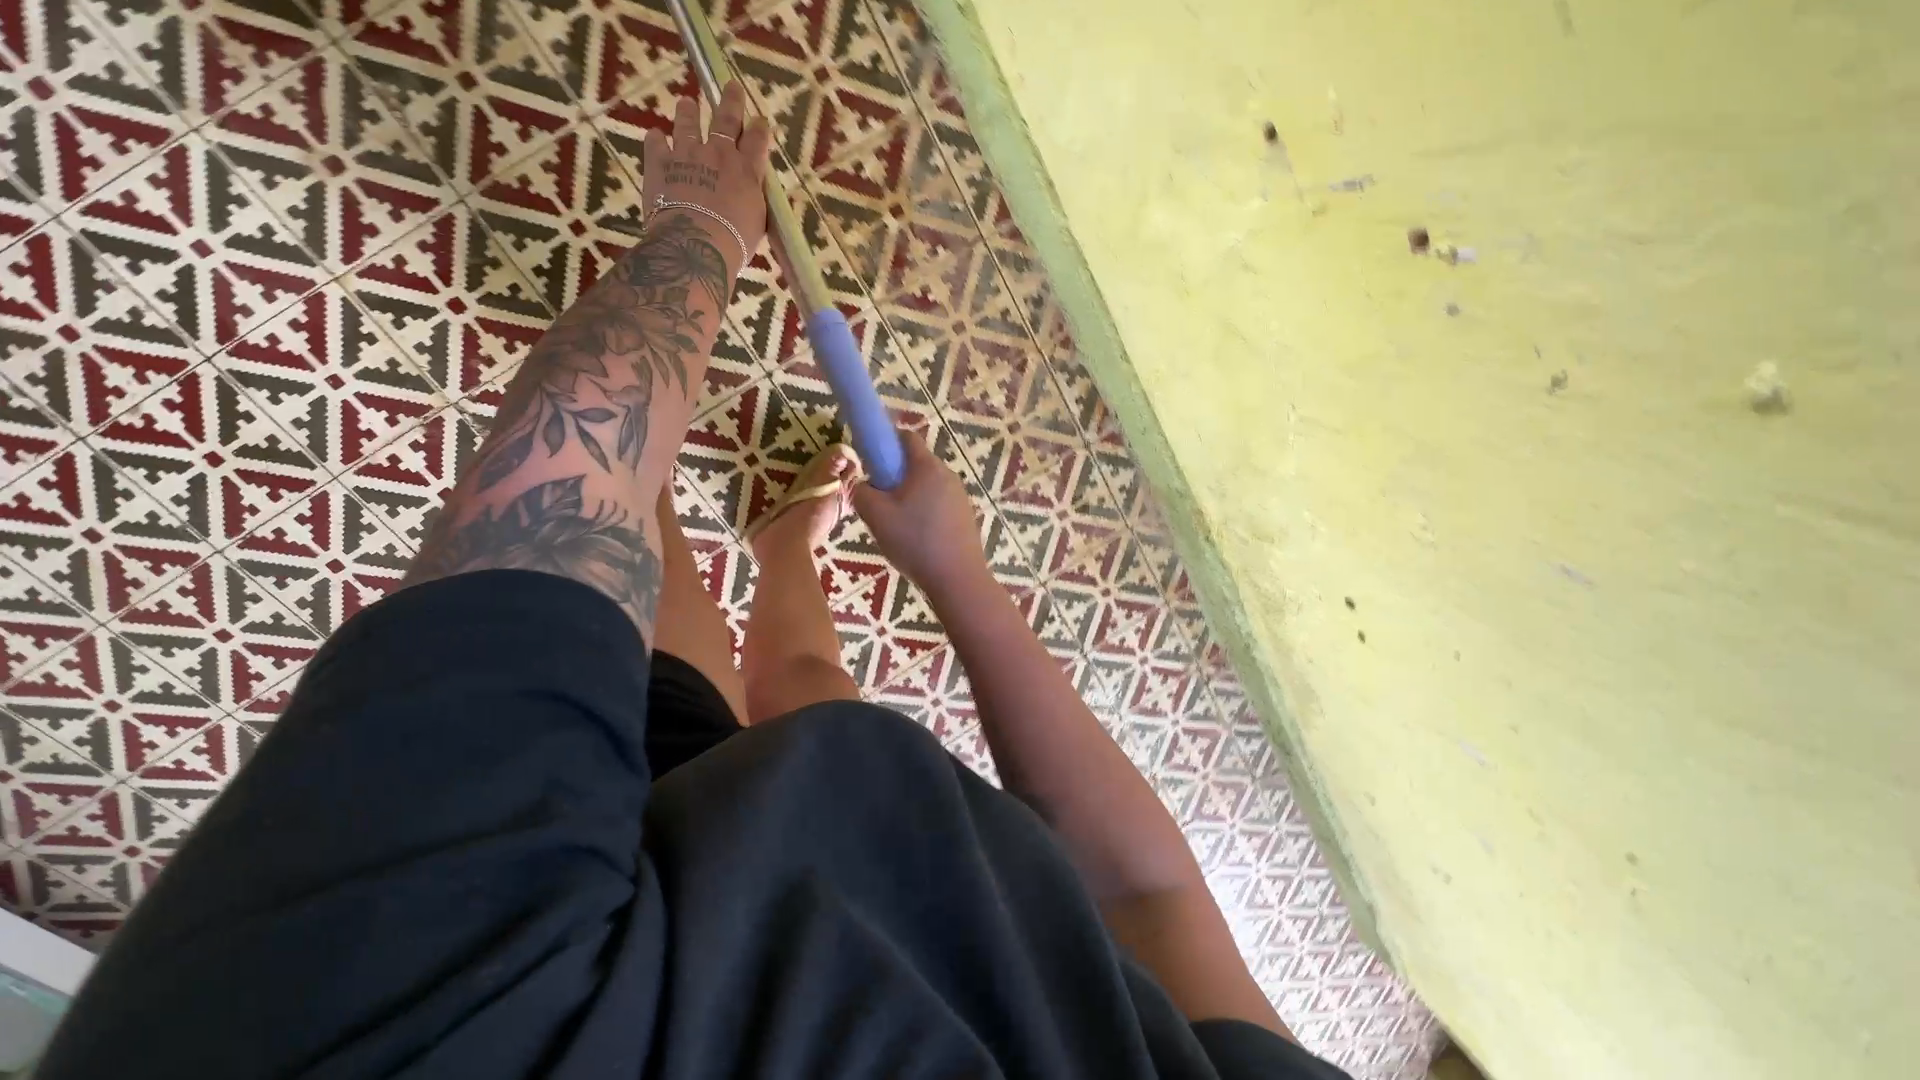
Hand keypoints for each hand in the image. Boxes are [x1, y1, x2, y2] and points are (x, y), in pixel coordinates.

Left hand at [642, 83, 772, 274]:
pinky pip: (655, 144)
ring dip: (687, 111)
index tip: (760, 120)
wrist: (695, 244)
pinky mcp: (659, 163)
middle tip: (731, 86)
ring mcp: (687, 154)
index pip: (757, 140)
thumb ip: (754, 198)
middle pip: (726, 119)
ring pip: (687, 123)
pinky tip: (655, 134)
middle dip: (731, 101)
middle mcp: (719, 154)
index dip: (759, 128)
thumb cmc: (734, 241)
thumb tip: (751, 189)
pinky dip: (656, 139)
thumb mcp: (757, 222)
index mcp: (747, 170)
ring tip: (686, 102)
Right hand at [851, 431, 989, 593]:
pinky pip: (938, 505)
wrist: (957, 578)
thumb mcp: (875, 515)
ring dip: (908, 498)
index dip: (885, 443)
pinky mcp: (965, 517)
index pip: (906, 437)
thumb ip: (860, 492)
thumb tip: (861, 484)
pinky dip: (923, 514)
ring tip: (895, 527)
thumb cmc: (914, 541)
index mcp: (927, 467)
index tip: (870, 463)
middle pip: (915, 464)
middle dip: (894, 477)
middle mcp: (948, 475)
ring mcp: (960, 496)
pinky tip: (915, 540)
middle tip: (878, 503)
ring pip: (926, 487)